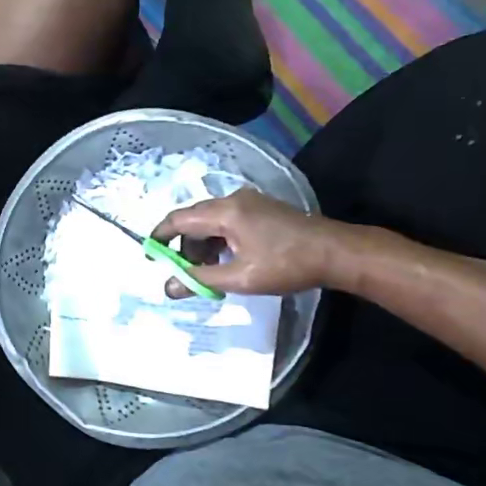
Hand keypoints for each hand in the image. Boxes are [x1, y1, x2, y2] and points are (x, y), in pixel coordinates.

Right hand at [151, 189, 341, 297]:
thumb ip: (200, 280)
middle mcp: (234, 199)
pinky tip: (227, 260)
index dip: (160, 237)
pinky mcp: (262, 208)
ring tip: (206, 272)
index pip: (179, 219)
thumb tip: (168, 286)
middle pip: (195, 218)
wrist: (335, 252)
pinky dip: (219, 239)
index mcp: (225, 211)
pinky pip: (228, 220)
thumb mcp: (239, 278)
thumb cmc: (286, 265)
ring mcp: (250, 201)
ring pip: (212, 220)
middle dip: (184, 246)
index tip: (150, 255)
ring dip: (203, 245)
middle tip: (182, 272)